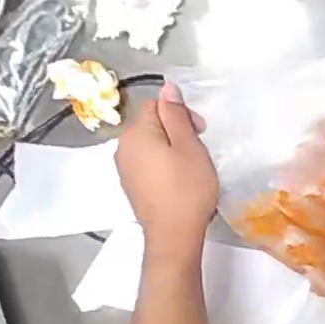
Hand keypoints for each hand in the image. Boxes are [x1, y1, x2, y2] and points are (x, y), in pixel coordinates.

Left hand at [116, 80, 218, 262]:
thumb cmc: (187, 190)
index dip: (180, 114)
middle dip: (175, 132)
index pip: (156, 105)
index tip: (201, 132)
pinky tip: (178, 184)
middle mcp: (123, 148)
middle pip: (151, 126)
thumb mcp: (189, 147)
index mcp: (136, 132)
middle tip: (199, 153)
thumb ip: (176, 114)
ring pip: (150, 148)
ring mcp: (125, 170)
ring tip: (190, 169)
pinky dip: (163, 169)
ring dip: (170, 151)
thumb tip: (167, 87)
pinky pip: (148, 167)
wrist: (173, 236)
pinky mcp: (132, 189)